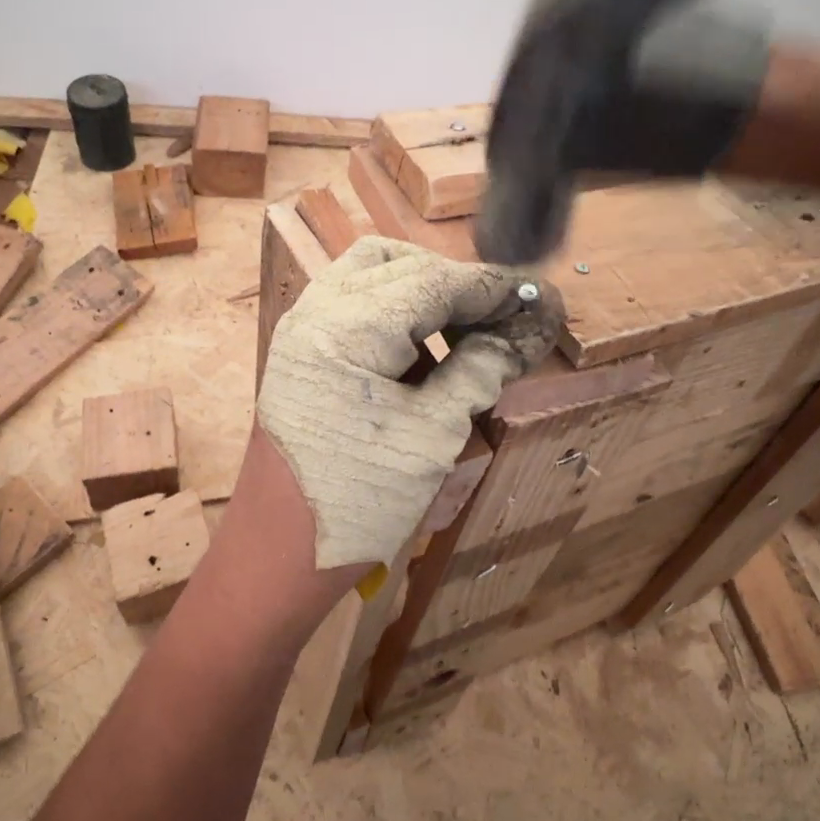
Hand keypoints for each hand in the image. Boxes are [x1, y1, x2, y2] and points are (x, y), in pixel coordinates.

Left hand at [256, 236, 563, 570]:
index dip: (493, 288)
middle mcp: (315, 312)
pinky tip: (431, 351)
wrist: (277, 555)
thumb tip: (523, 332)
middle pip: (399, 264)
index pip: (433, 280)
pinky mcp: (300, 355)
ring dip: (424, 294)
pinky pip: (353, 308)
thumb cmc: (358, 502)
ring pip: (371, 278)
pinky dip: (396, 316)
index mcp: (346, 327)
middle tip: (505, 320)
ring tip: (472, 335)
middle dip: (457, 285)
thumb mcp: (431, 436)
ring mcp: (301, 331)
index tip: (542, 298)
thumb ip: (478, 371)